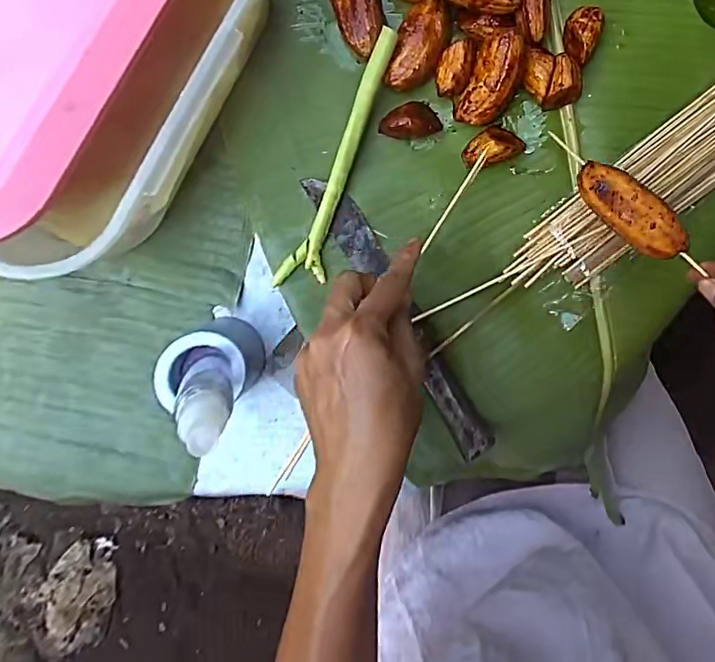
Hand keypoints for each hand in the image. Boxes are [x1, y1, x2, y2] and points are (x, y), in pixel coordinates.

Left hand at [296, 240, 425, 513]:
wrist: (353, 468)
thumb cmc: (393, 422)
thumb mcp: (411, 370)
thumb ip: (403, 327)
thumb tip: (398, 302)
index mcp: (360, 331)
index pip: (386, 287)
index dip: (403, 265)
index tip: (413, 246)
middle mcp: (328, 332)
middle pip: (346, 285)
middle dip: (368, 286)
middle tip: (387, 308)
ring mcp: (309, 349)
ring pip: (333, 311)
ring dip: (353, 314)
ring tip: (370, 348)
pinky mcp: (300, 367)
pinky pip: (323, 337)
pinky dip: (340, 338)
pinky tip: (352, 369)